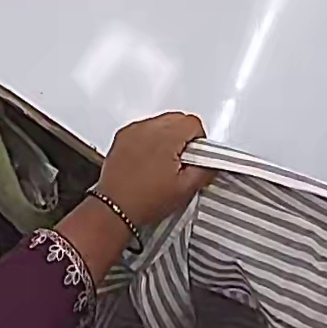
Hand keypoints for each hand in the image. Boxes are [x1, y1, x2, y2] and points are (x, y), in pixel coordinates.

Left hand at [94, 112, 215, 227]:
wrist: (114, 209)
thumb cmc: (145, 200)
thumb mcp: (185, 189)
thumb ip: (204, 170)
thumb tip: (212, 162)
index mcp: (167, 136)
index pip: (193, 122)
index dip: (199, 140)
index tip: (194, 157)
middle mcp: (149, 127)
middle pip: (177, 118)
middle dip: (184, 136)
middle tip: (181, 161)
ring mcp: (134, 130)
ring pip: (161, 122)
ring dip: (167, 136)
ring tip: (163, 163)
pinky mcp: (123, 135)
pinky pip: (144, 128)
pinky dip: (150, 139)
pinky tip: (148, 160)